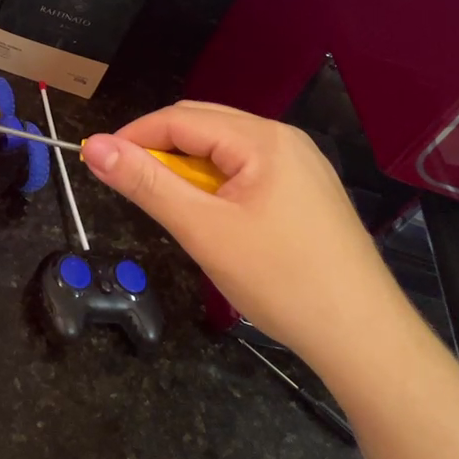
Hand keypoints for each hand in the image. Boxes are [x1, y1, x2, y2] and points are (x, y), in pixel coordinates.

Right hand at [81, 102, 405, 365]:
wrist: (366, 339)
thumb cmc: (282, 281)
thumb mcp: (203, 231)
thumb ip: (146, 183)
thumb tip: (93, 146)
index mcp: (263, 139)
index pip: (180, 118)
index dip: (133, 136)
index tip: (97, 161)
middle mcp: (285, 139)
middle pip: (204, 125)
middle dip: (160, 149)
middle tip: (130, 185)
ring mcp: (302, 165)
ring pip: (224, 149)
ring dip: (188, 168)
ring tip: (172, 207)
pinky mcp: (308, 191)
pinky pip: (247, 170)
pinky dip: (217, 184)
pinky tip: (213, 218)